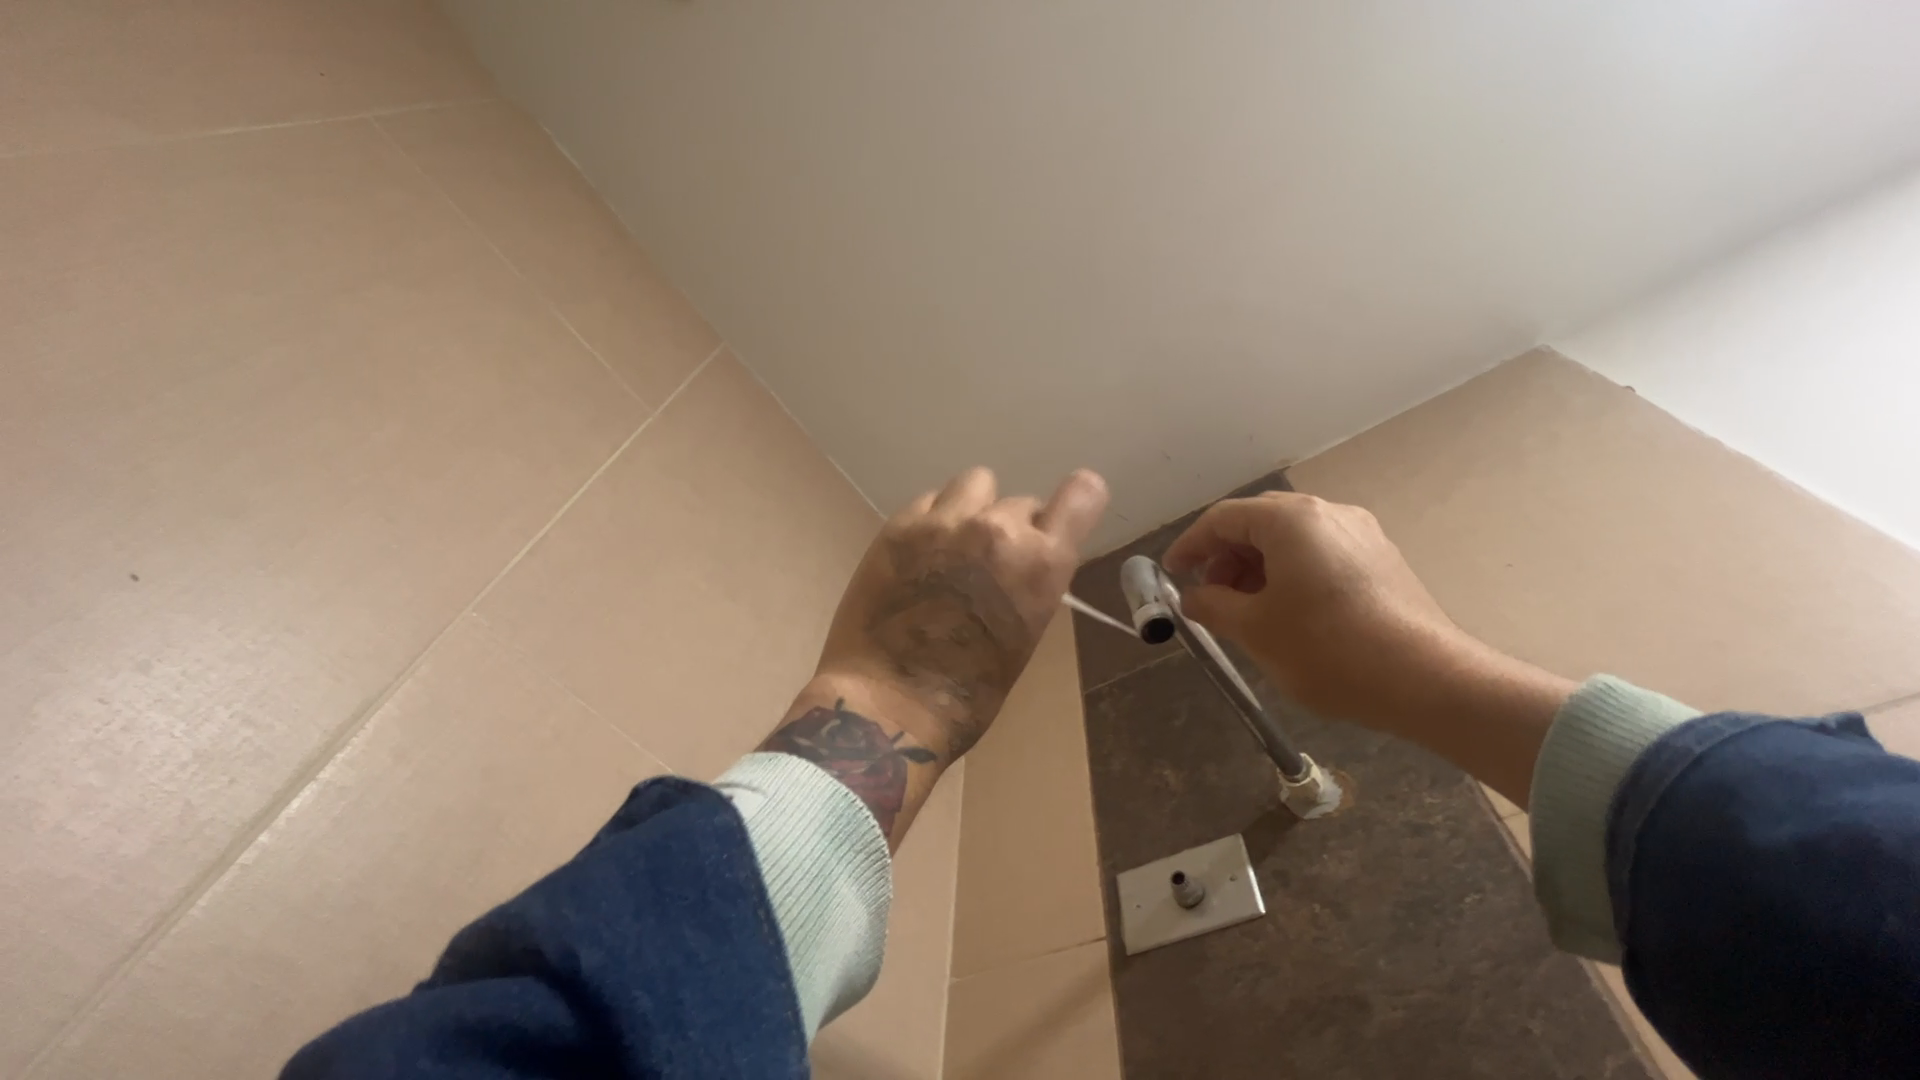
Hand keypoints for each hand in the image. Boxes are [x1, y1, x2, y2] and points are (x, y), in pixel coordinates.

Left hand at [816, 466, 1108, 760]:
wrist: (891, 704)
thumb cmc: (969, 693)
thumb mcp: (1025, 635)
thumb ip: (1032, 583)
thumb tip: (1025, 562)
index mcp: (1043, 564)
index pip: (1083, 494)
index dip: (1076, 501)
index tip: (1060, 518)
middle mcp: (999, 530)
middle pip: (1021, 502)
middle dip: (1013, 529)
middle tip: (989, 567)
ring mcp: (945, 523)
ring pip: (975, 483)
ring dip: (973, 509)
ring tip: (954, 547)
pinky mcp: (899, 526)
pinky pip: (930, 499)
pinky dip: (932, 520)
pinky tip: (919, 554)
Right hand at [1163, 492, 1572, 747]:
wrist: (1428, 681)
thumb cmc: (1327, 649)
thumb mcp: (1254, 630)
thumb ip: (1211, 605)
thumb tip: (1193, 598)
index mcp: (1291, 520)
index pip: (1223, 519)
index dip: (1190, 546)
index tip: (1172, 576)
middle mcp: (1328, 513)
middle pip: (1258, 523)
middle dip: (1225, 558)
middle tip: (1209, 597)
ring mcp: (1361, 534)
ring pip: (1291, 540)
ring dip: (1257, 568)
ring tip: (1246, 611)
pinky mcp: (1382, 560)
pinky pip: (1320, 554)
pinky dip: (1291, 575)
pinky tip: (1289, 614)